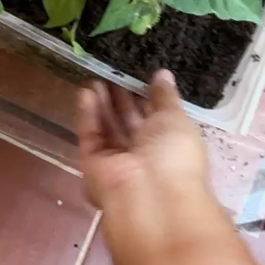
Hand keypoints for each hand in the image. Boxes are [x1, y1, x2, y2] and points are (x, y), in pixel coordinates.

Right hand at [76, 71, 229, 257]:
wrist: (149, 194)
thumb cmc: (174, 155)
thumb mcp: (176, 119)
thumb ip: (165, 97)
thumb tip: (162, 74)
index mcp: (170, 148)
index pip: (155, 120)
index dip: (147, 98)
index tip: (139, 75)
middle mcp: (142, 156)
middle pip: (128, 122)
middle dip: (121, 98)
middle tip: (114, 71)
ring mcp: (116, 160)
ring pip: (107, 127)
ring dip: (103, 102)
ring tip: (97, 75)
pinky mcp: (93, 162)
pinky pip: (90, 135)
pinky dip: (89, 114)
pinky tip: (87, 91)